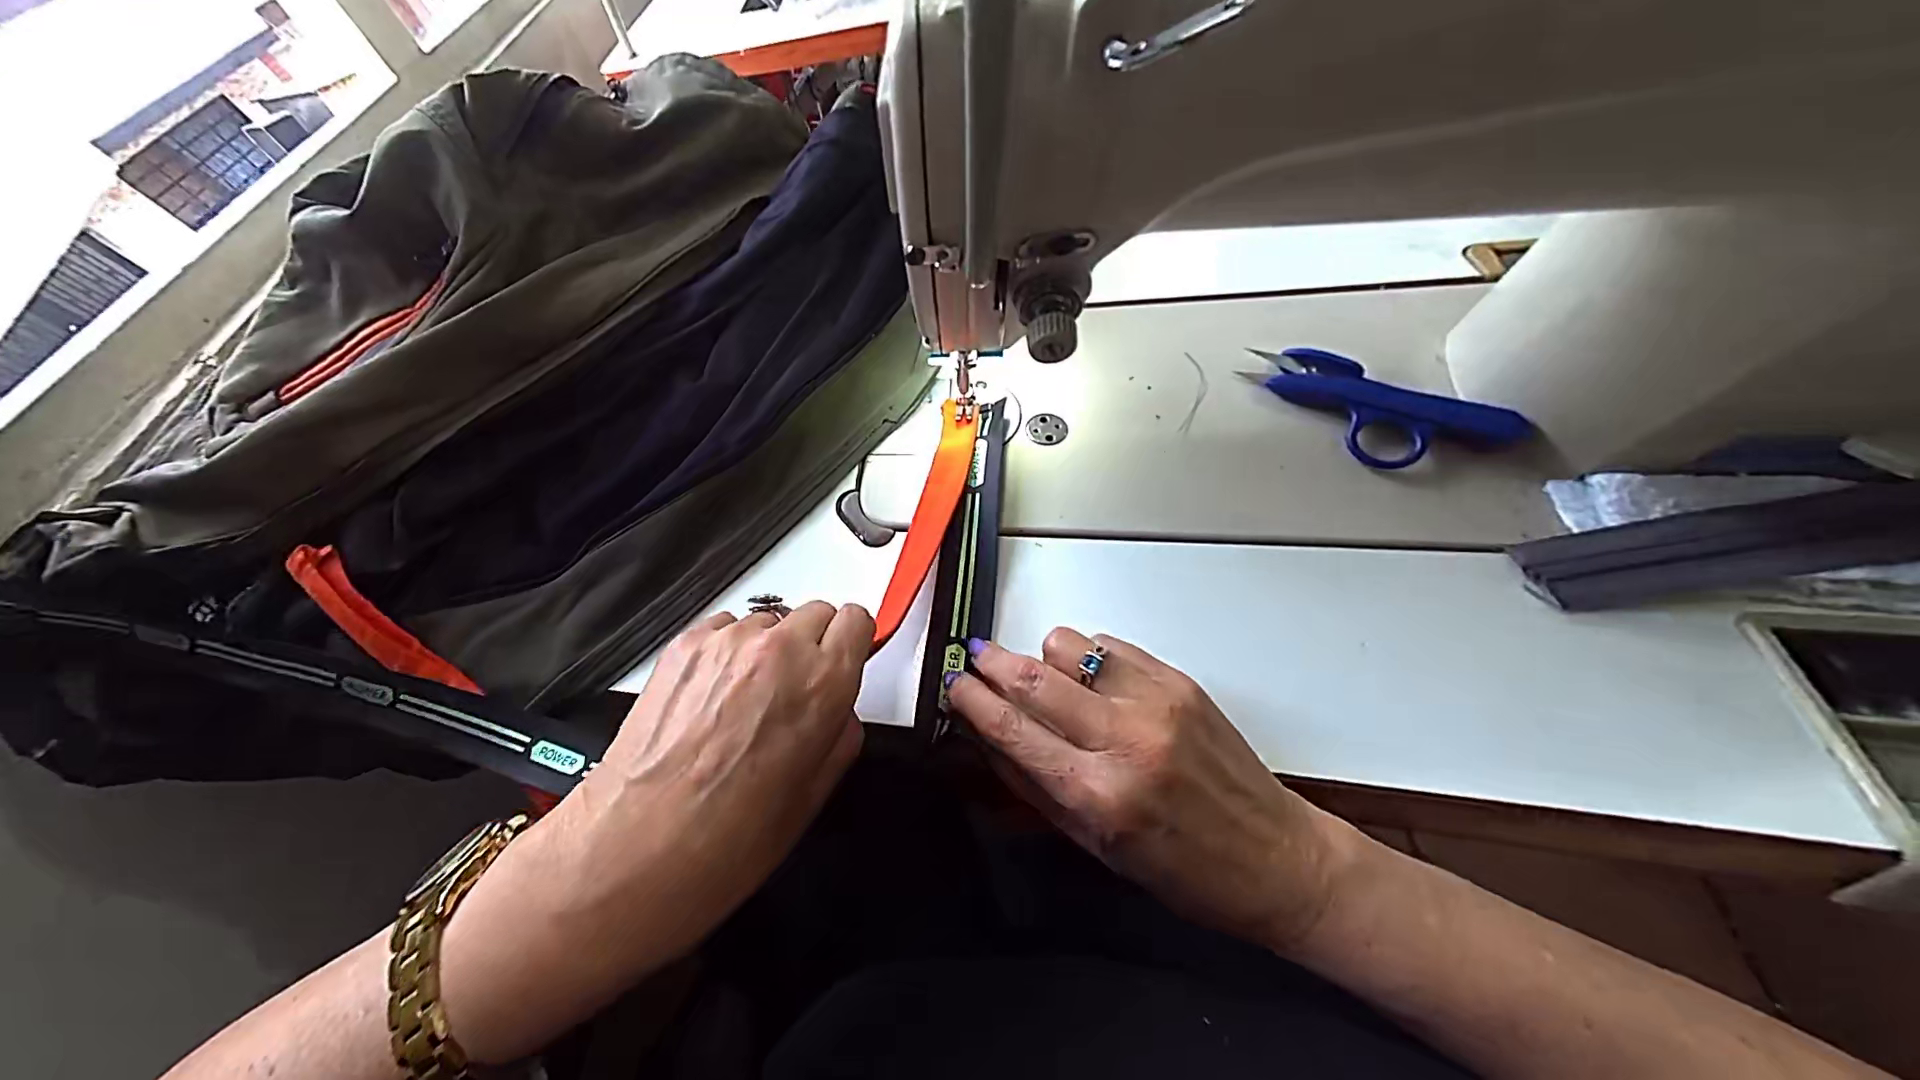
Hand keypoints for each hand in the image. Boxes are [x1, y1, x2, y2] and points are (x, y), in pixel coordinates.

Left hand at [441, 601, 871, 1061]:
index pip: (857, 620)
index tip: (845, 658)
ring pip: (769, 621)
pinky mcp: (682, 647)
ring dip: (769, 649)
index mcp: (822, 684)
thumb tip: (839, 715)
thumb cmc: (723, 839)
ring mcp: (725, 644)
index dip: (853, 642)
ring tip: (747, 702)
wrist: (633, 850)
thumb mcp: (812, 797)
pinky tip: (714, 698)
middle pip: (816, 612)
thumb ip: (840, 738)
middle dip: (815, 644)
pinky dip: (727, 652)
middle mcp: (778, 652)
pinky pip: (723, 628)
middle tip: (798, 687)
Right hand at [947, 630, 1358, 953]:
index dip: (972, 701)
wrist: (1274, 855)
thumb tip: (986, 735)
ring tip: (1050, 682)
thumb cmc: (1183, 869)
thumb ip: (1032, 784)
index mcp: (1098, 794)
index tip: (955, 685)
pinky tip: (1094, 682)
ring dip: (1044, 658)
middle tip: (976, 659)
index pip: (1012, 730)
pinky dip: (1088, 658)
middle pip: (1033, 677)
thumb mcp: (1093, 844)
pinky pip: (1109, 645)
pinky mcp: (1180, 681)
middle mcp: (1126, 739)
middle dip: (992, 662)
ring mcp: (1156, 702)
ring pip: (1068, 645)